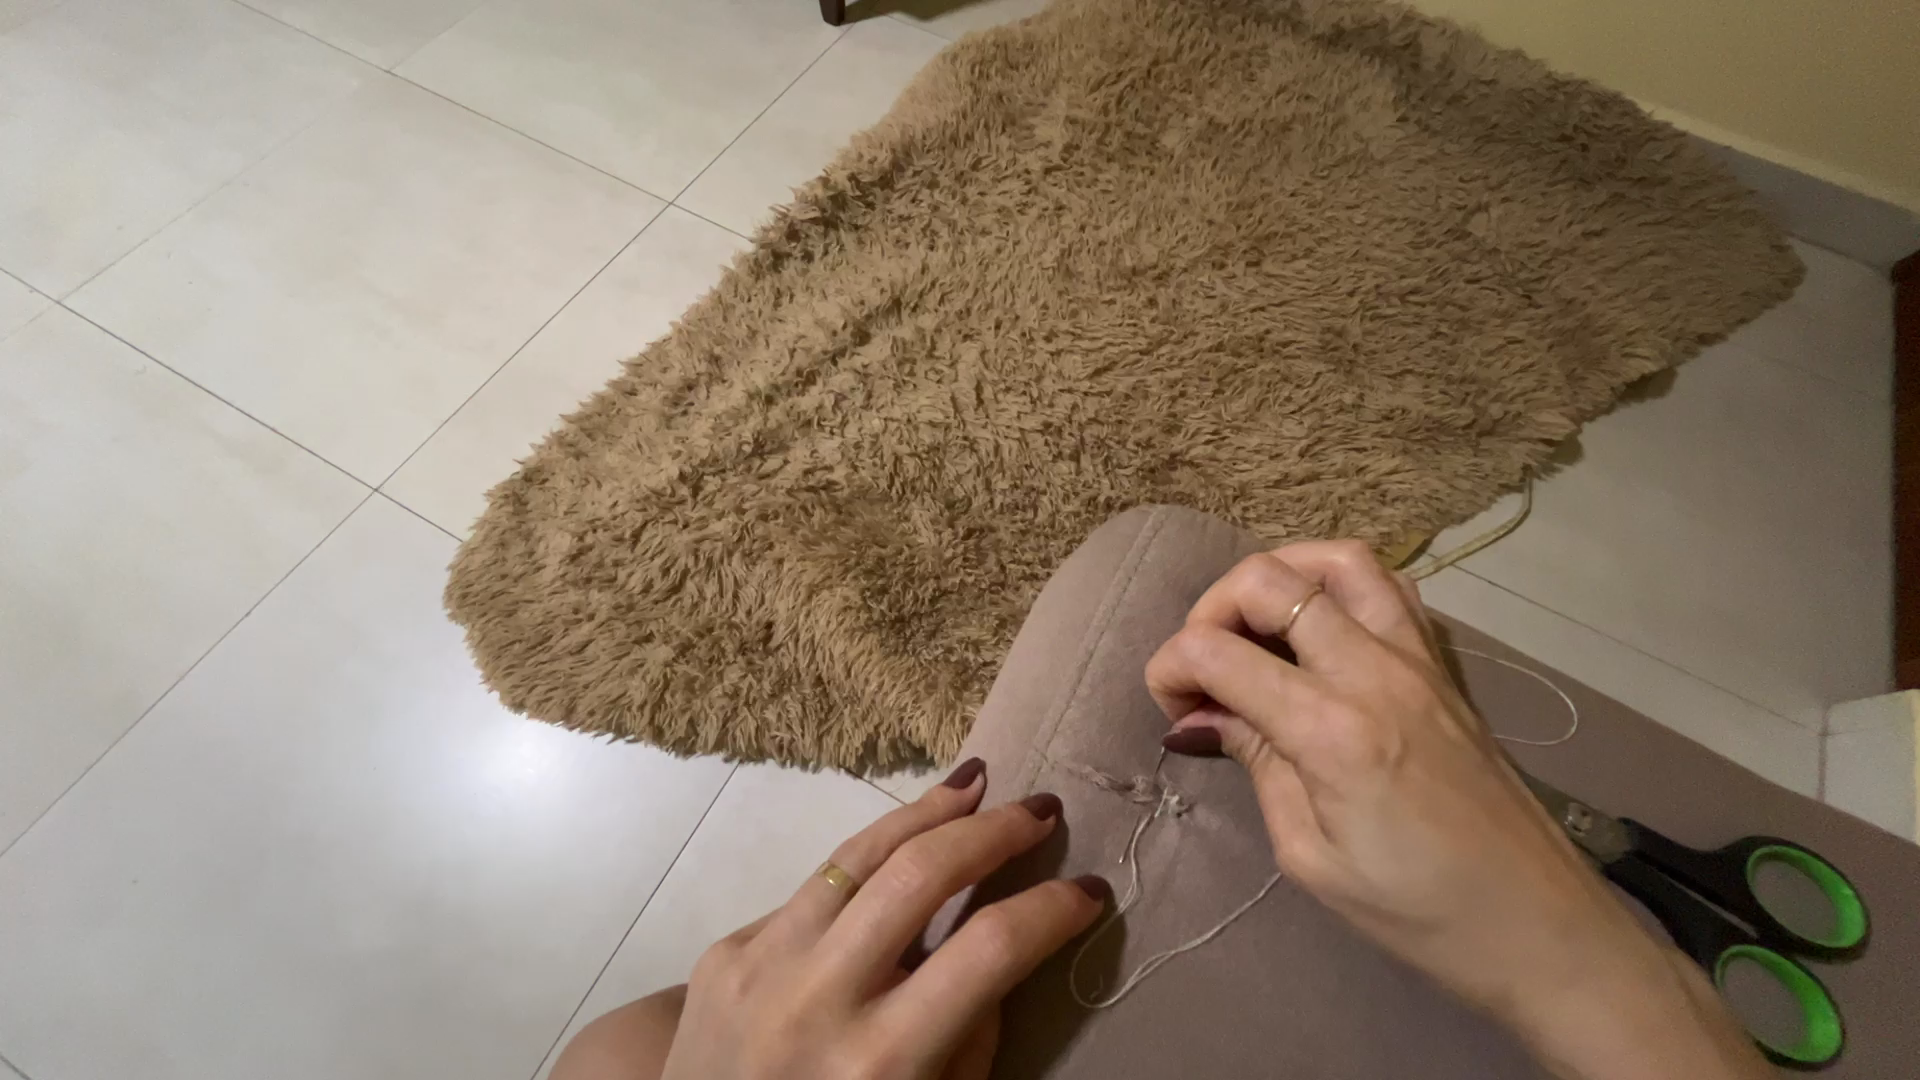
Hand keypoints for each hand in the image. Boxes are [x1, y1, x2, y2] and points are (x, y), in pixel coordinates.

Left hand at [657, 763, 1107, 1079]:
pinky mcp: (726, 948)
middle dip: (994, 830)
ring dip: (928, 809)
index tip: (1088, 889)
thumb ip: (965, 1044)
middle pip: (922, 872)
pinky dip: (868, 860)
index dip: (1050, 910)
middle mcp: (819, 999)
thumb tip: (991, 955)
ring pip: (861, 850)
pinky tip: (899, 844)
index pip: (989, 951)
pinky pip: (816, 887)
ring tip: (974, 783)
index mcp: (880, 1063)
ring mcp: (762, 961)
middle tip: (1041, 806)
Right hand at [1145, 541, 1769, 1079]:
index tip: (1171, 707)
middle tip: (1204, 663)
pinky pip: (1387, 584)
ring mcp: (1418, 656)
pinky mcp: (1443, 661)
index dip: (1169, 668)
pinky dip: (1335, 581)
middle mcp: (1374, 671)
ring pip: (1336, 559)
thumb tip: (1197, 716)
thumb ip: (1253, 760)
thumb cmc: (1416, 909)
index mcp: (1332, 730)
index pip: (1217, 653)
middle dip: (1209, 609)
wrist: (1544, 928)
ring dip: (1277, 573)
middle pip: (1268, 580)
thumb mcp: (1308, 853)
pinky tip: (1316, 623)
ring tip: (1253, 621)